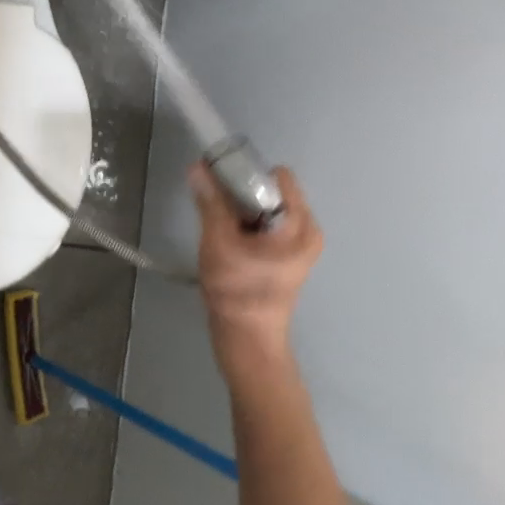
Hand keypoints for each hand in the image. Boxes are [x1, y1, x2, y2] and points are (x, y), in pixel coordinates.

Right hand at [189, 162, 321, 370]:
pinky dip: (245, 227)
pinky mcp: (285, 259)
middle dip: (241, 195)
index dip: (247, 173)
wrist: (246, 337)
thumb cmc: (237, 289)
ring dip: (239, 212)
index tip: (220, 182)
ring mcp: (298, 247)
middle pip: (271, 193)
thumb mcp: (218, 241)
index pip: (279, 177)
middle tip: (215, 209)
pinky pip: (264, 228)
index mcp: (300, 225)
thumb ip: (210, 202)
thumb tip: (197, 166)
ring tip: (219, 229)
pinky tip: (226, 242)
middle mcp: (306, 231)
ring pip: (264, 211)